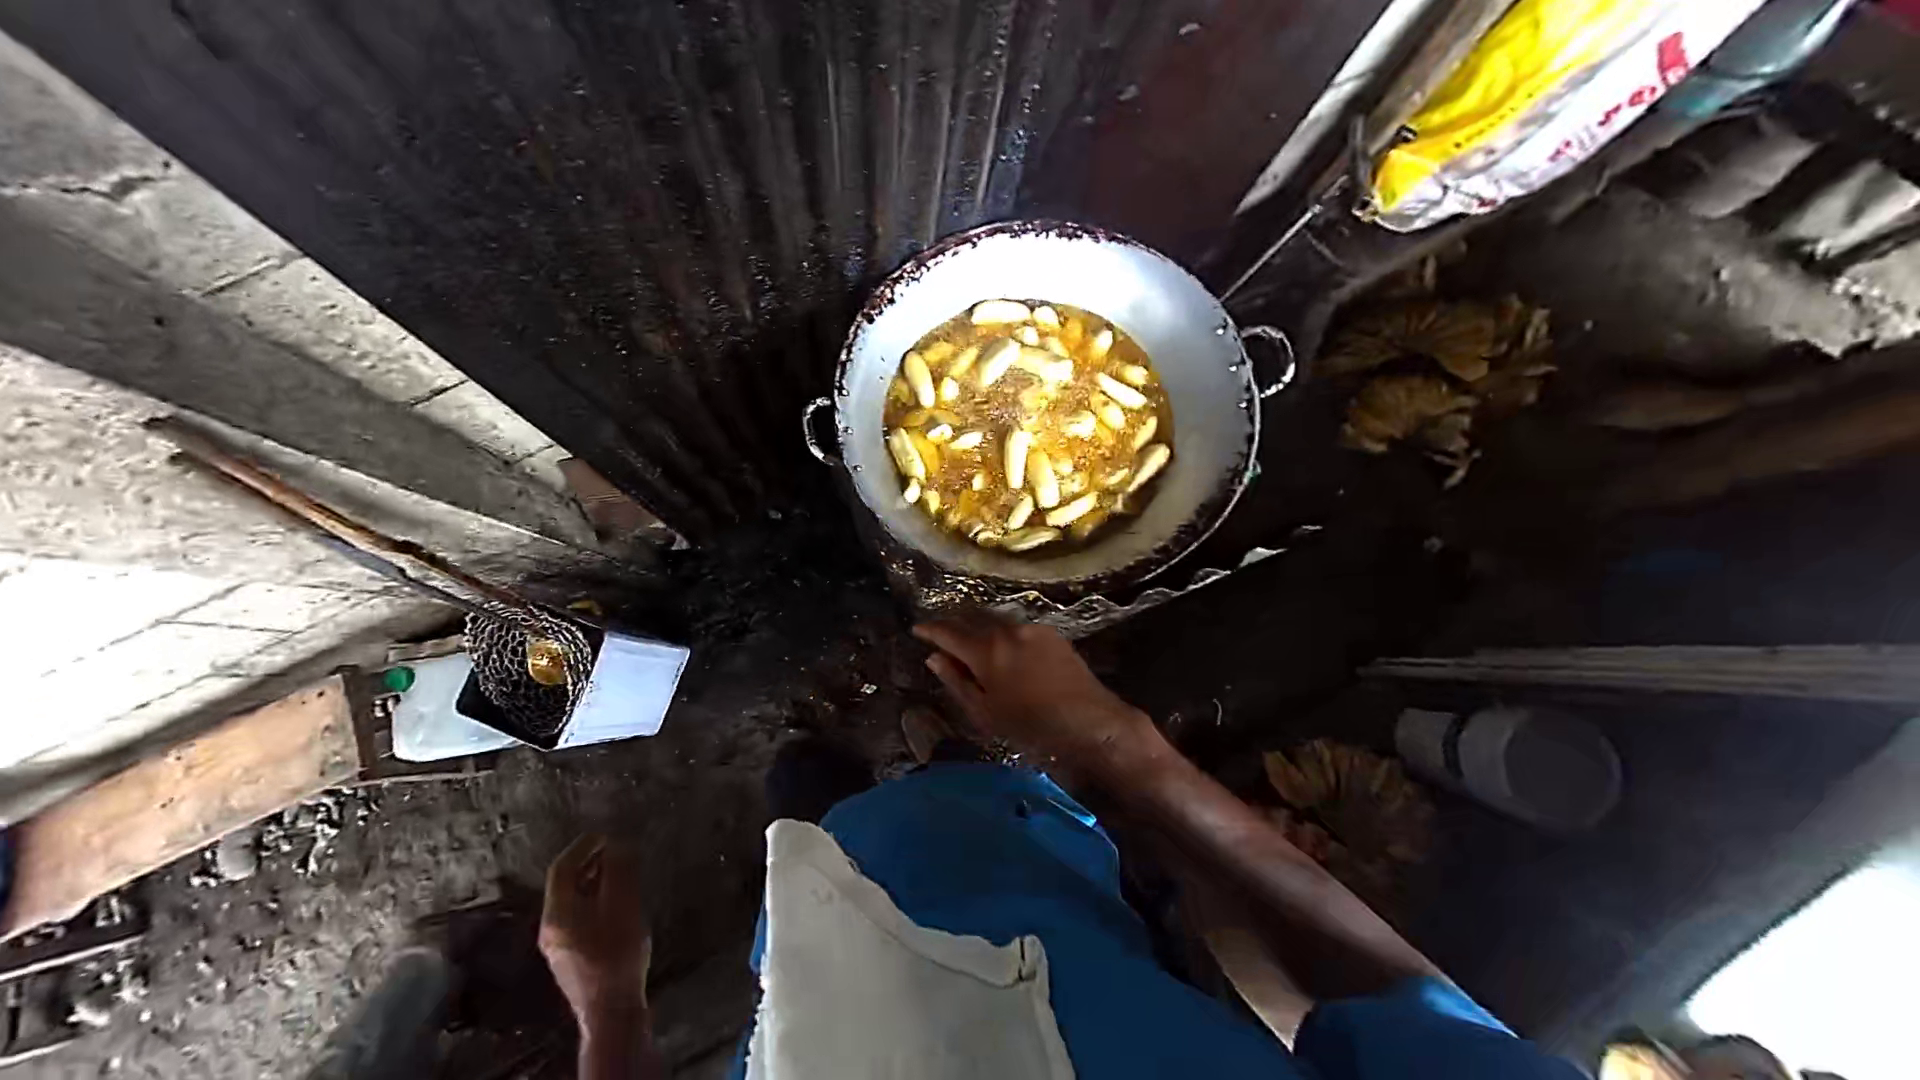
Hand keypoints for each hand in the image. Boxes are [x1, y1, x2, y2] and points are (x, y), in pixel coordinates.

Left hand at [539, 834, 651, 1026]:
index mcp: (557, 913)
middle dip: (590, 861)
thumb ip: (619, 872)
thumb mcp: (623, 906)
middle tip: (618, 849)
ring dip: (595, 880)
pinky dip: (596, 898)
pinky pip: (579, 915)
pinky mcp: (571, 956)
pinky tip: (618, 903)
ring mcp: (558, 945)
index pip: (561, 868)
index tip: (607, 834)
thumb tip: (619, 844)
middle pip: (565, 884)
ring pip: (573, 901)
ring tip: (623, 871)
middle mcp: (550, 927)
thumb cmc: (617, 954)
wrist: (610, 1011)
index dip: (583, 846)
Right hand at [913, 616, 1164, 780]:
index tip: (916, 629)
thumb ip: (957, 681)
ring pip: (995, 621)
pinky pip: (1016, 628)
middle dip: (952, 625)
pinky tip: (1001, 647)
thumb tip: (934, 658)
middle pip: (971, 619)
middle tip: (938, 633)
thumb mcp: (985, 712)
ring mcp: (1032, 629)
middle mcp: (1007, 630)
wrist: (1091, 724)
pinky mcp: (1052, 634)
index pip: (948, 632)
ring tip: (967, 640)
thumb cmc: (1032, 728)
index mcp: (986, 650)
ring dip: (977, 627)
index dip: (930, 630)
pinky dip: (1001, 633)